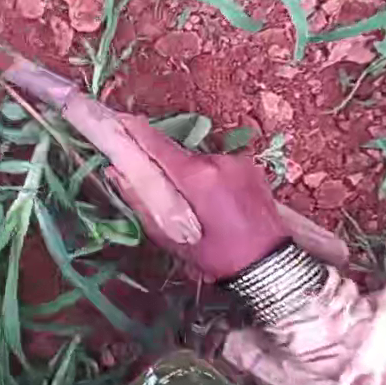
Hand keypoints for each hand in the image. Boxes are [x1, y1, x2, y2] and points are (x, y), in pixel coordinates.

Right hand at [0, 55, 340, 279]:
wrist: (273, 269)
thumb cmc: (215, 257)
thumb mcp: (169, 237)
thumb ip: (140, 200)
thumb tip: (115, 170)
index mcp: (193, 178)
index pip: (154, 142)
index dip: (131, 127)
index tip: (113, 115)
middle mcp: (216, 161)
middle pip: (174, 151)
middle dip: (160, 163)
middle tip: (154, 186)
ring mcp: (237, 162)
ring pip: (196, 160)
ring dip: (187, 175)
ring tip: (193, 208)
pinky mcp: (251, 168)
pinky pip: (216, 166)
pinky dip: (207, 179)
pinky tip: (214, 206)